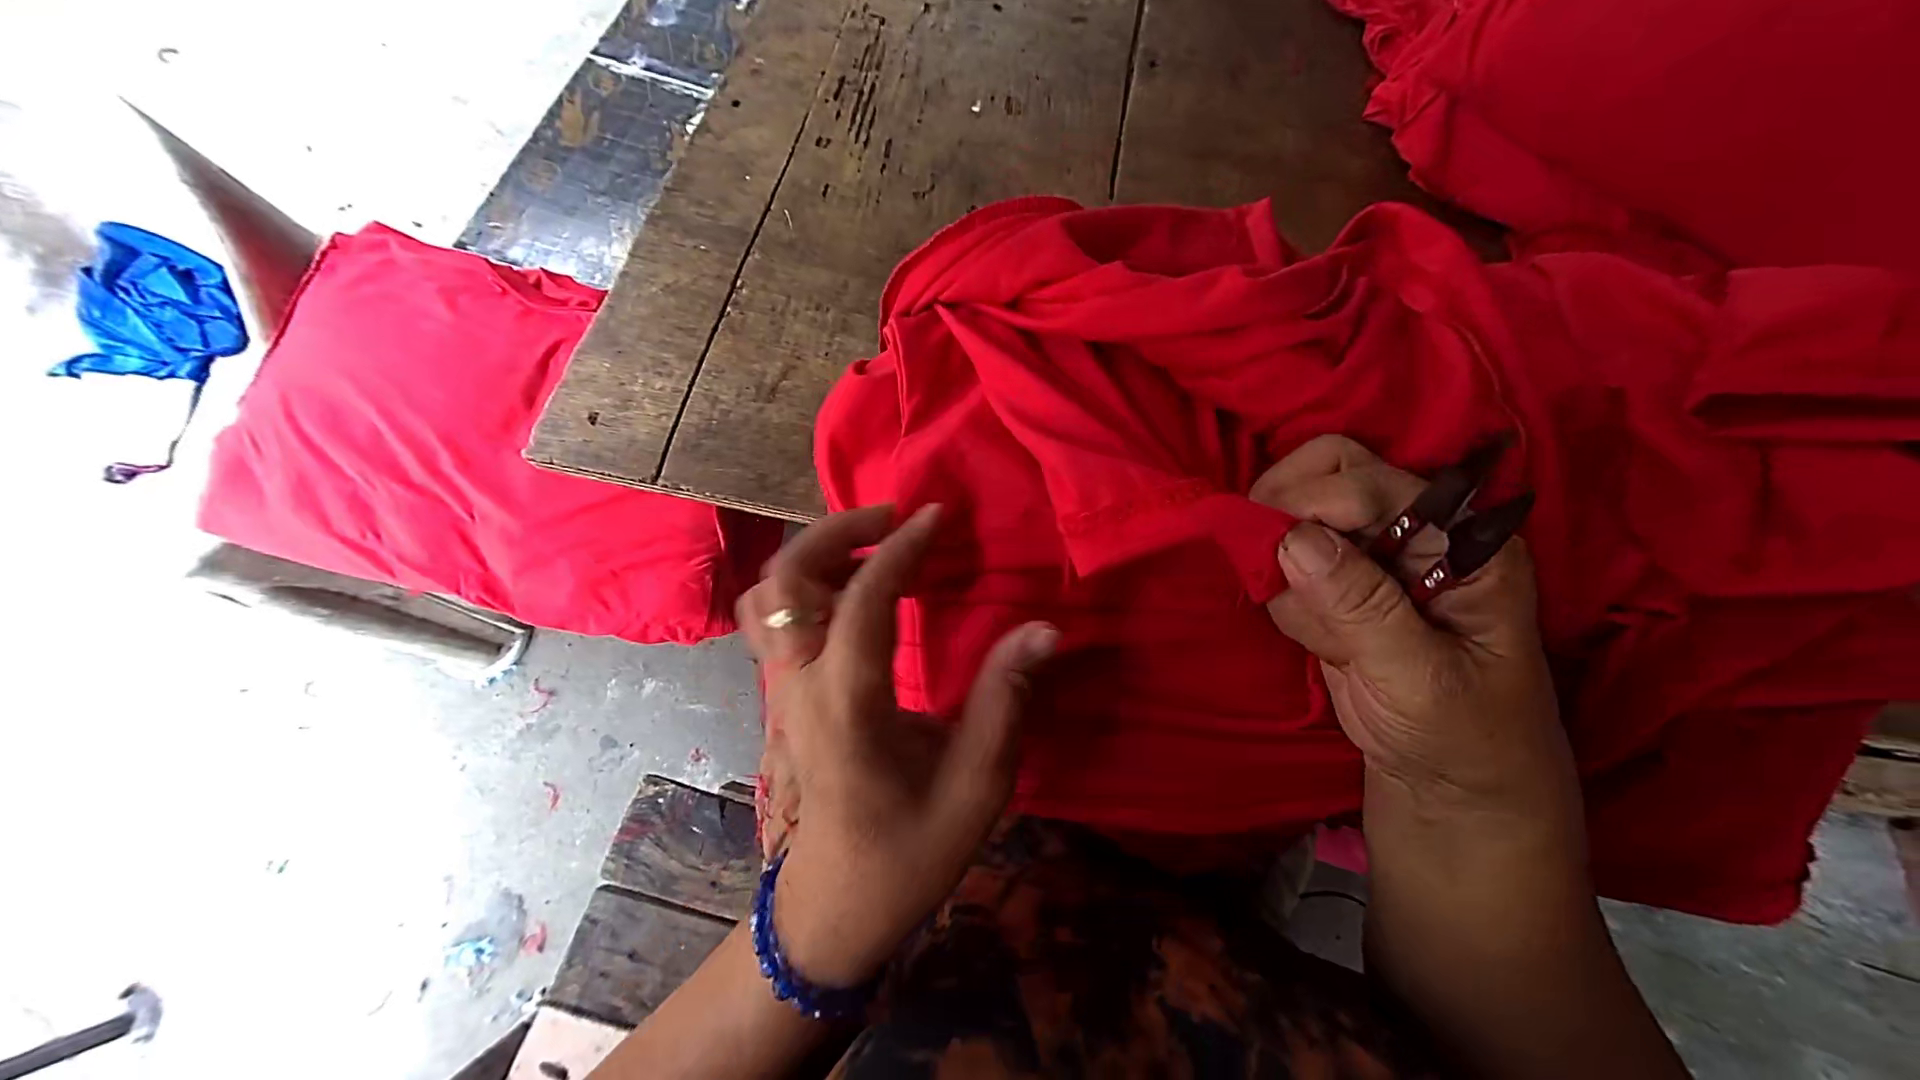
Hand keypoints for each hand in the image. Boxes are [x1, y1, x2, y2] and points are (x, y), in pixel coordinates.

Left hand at [737, 504, 1056, 986]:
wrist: (834, 904)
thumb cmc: (908, 851)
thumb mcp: (977, 785)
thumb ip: (1006, 700)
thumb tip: (1043, 629)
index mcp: (850, 706)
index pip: (862, 601)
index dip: (899, 550)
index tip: (936, 518)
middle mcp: (801, 686)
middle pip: (787, 579)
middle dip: (836, 530)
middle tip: (895, 518)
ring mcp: (781, 690)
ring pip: (768, 595)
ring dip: (814, 554)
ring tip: (871, 544)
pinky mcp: (781, 696)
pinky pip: (768, 620)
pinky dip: (800, 584)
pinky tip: (846, 590)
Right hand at [1250, 436, 1574, 816]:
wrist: (1448, 786)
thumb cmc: (1464, 738)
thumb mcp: (1421, 679)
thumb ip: (1361, 606)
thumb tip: (1291, 538)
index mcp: (1463, 540)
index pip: (1372, 482)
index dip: (1313, 504)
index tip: (1270, 550)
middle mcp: (1418, 532)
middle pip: (1332, 470)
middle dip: (1286, 509)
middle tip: (1268, 564)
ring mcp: (1373, 556)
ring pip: (1294, 513)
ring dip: (1282, 568)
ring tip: (1321, 633)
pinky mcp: (1336, 586)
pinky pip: (1283, 563)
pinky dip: (1280, 595)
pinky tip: (1318, 640)